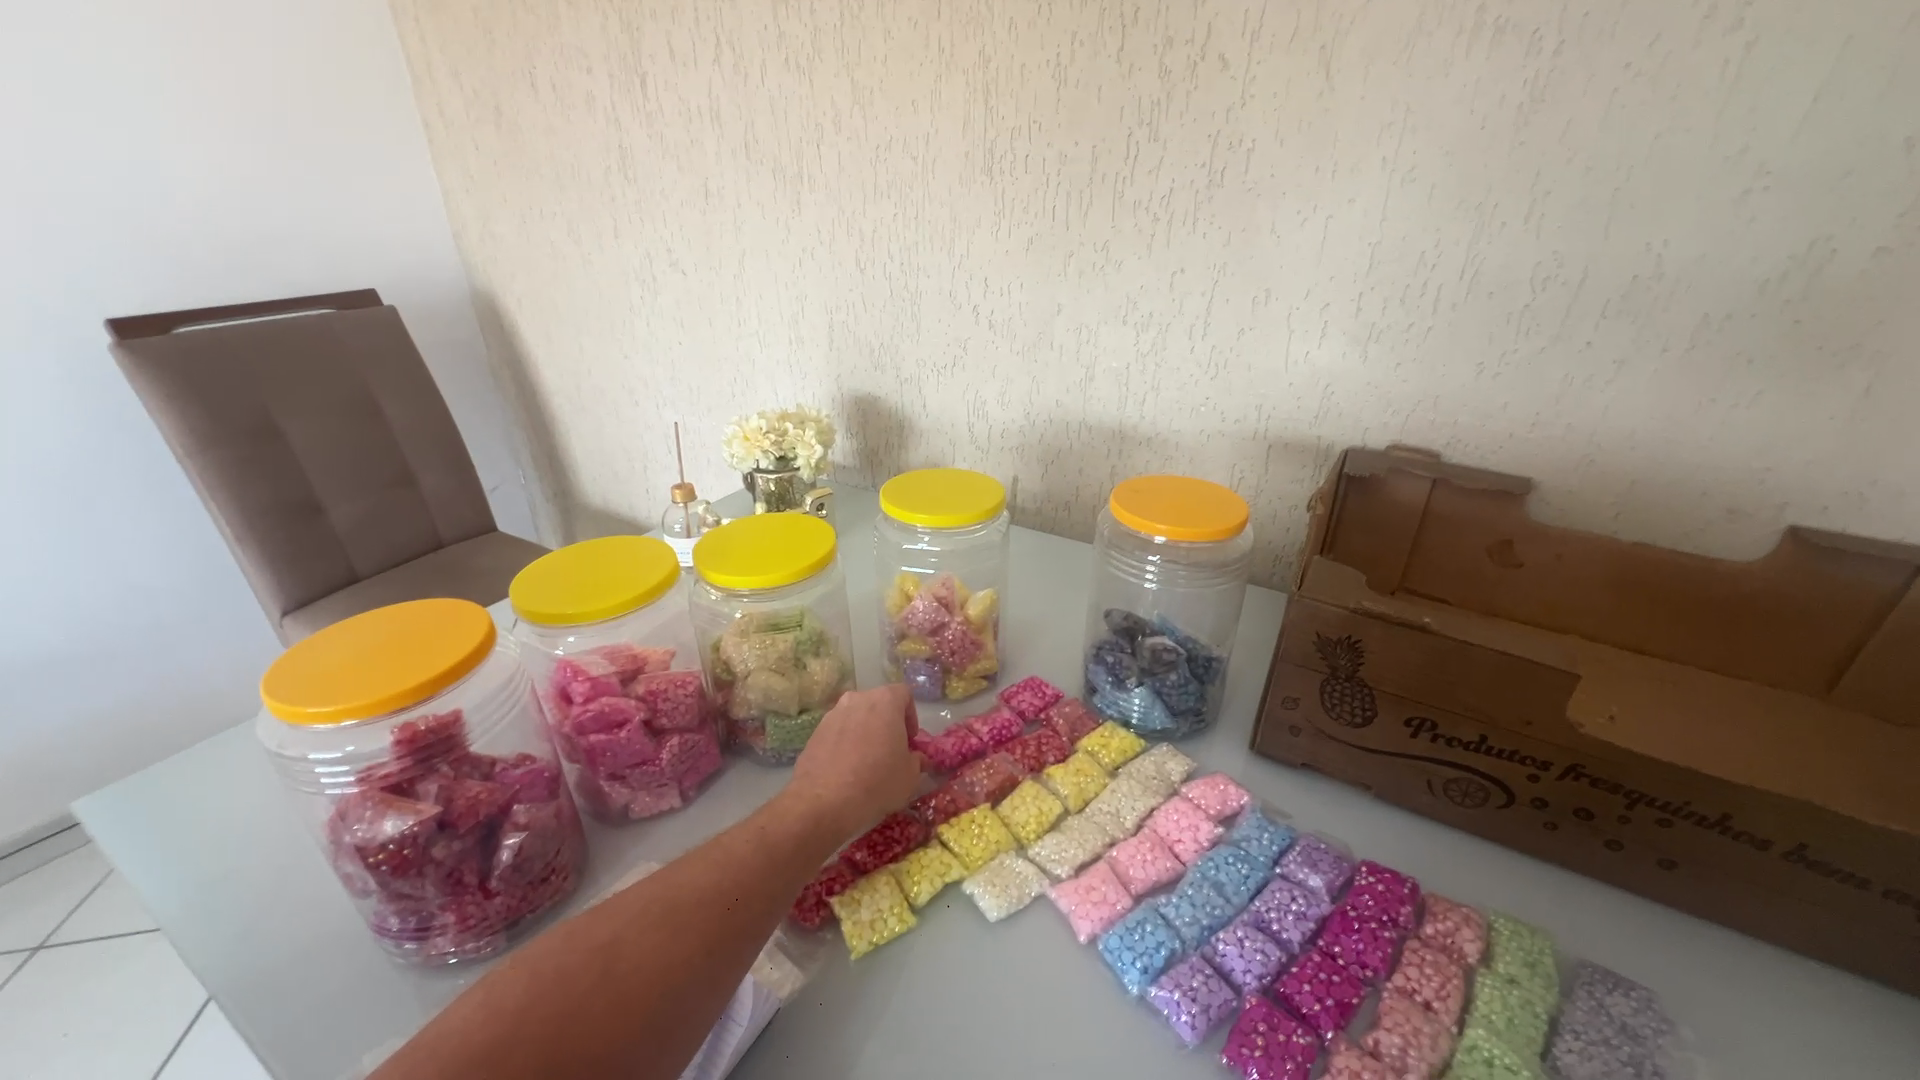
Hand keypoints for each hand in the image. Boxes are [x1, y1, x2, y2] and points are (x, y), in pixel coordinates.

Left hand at [785, 683, 922, 839]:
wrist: (825, 801)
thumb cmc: (877, 781)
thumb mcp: (910, 775)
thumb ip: (916, 760)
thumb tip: (914, 758)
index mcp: (884, 701)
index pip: (904, 694)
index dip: (911, 716)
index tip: (910, 740)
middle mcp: (857, 700)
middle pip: (878, 704)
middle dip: (887, 724)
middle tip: (891, 751)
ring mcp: (832, 715)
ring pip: (856, 717)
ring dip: (865, 733)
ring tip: (867, 762)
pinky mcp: (815, 733)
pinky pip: (838, 732)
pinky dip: (845, 744)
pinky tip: (847, 770)